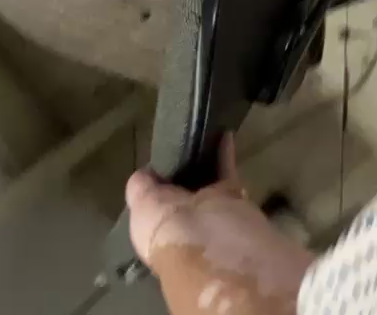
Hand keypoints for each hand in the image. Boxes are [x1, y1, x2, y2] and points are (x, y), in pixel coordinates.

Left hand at [125, 135, 314, 314]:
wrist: (228, 248)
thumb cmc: (178, 236)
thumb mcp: (147, 215)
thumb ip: (143, 194)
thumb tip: (140, 175)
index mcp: (154, 235)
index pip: (150, 205)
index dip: (153, 181)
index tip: (156, 152)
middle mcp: (180, 226)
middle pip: (178, 192)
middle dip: (179, 168)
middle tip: (180, 136)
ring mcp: (210, 214)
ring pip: (202, 180)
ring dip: (201, 156)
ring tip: (200, 127)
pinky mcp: (236, 199)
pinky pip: (227, 170)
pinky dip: (224, 151)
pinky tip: (223, 131)